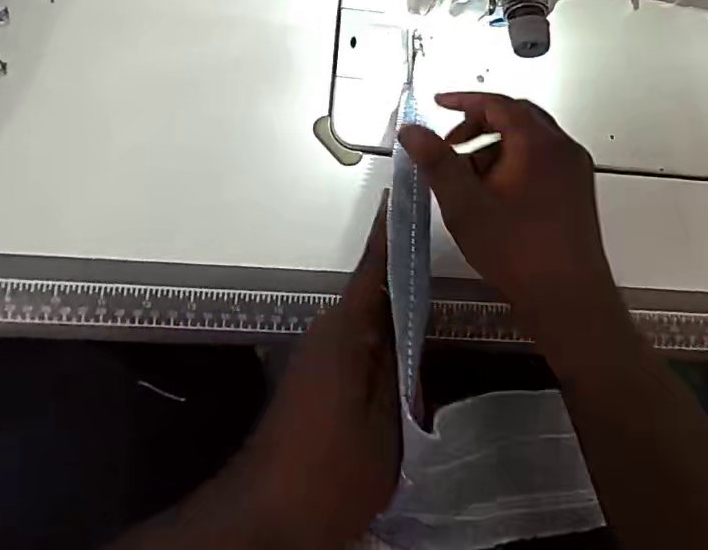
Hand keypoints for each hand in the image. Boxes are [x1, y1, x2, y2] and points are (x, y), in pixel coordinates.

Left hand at [222, 212, 400, 546]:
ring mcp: (317, 353)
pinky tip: (401, 363)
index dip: (388, 233)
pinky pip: (354, 344)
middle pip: (372, 295)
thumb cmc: (332, 469)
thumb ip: (400, 371)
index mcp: (346, 332)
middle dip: (403, 282)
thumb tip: (409, 328)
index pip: (373, 270)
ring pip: (365, 324)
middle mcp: (328, 331)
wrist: (269, 511)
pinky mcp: (313, 376)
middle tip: (438, 266)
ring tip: (430, 318)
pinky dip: (379, 343)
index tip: (398, 197)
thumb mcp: (385, 426)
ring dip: (392, 318)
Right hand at [398, 92, 619, 343]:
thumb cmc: (517, 251)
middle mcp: (562, 150)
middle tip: (449, 144)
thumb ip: (435, 161)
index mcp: (537, 144)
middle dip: (477, 124)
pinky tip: (492, 193)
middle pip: (515, 116)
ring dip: (493, 145)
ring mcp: (574, 171)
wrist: (568, 302)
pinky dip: (512, 161)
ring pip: (528, 139)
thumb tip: (411, 131)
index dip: (463, 100)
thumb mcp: (464, 203)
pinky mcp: (576, 193)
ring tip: (466, 176)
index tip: (438, 103)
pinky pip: (540, 159)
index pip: (497, 103)